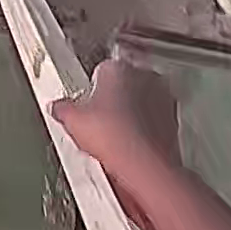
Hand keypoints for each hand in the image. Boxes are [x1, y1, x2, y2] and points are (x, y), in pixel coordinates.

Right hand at [50, 58, 171, 173]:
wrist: (142, 161)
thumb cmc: (113, 135)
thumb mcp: (71, 120)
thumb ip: (61, 108)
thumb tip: (58, 107)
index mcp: (117, 68)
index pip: (99, 70)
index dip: (88, 88)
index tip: (81, 102)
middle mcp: (144, 76)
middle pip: (122, 83)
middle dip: (110, 98)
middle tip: (95, 118)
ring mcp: (162, 96)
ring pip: (139, 99)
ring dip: (128, 112)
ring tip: (109, 135)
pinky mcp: (172, 118)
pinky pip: (152, 118)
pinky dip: (142, 127)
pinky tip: (126, 144)